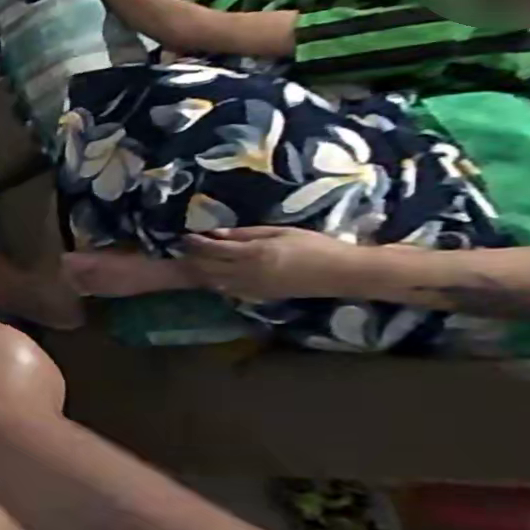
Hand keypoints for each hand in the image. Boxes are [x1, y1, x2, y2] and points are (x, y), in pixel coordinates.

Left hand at [183, 227, 373, 301]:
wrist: (343, 273)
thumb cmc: (315, 246)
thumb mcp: (281, 233)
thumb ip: (246, 234)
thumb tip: (215, 233)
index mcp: (252, 253)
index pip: (211, 249)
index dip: (195, 242)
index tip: (186, 236)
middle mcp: (245, 272)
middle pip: (205, 267)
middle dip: (192, 257)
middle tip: (186, 248)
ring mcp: (250, 287)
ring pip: (212, 281)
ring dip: (200, 271)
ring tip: (197, 260)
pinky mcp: (257, 296)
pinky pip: (226, 290)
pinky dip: (215, 282)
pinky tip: (215, 274)